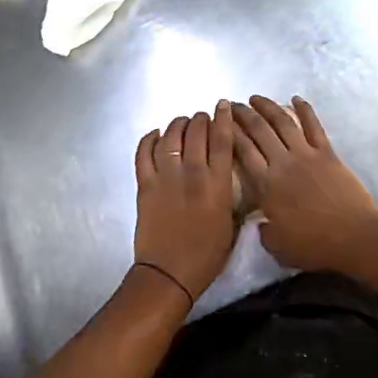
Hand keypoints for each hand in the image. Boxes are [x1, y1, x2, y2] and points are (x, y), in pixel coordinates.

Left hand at [133, 105, 238, 301]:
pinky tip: (155, 134)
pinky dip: (148, 139)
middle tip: (203, 118)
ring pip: (171, 137)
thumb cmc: (207, 254)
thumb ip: (233, 196)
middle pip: (197, 132)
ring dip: (178, 124)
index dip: (224, 118)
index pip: (223, 139)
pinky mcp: (145, 185)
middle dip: (202, 119)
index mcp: (218, 183)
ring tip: (183, 123)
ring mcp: (166, 177)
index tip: (224, 105)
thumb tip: (234, 180)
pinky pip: (144, 153)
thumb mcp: (232, 223)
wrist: (169, 273)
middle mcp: (193, 173)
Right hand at [232, 96, 377, 272]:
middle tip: (233, 105)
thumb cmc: (313, 245)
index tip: (221, 122)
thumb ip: (264, 231)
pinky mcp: (327, 153)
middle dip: (243, 115)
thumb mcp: (277, 246)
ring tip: (256, 98)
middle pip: (259, 131)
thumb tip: (260, 222)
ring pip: (283, 122)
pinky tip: (296, 98)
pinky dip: (305, 109)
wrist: (353, 236)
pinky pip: (314, 126)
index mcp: (266, 186)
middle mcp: (283, 163)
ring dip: (268, 107)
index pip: (242, 151)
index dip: (230, 134)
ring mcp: (307, 154)